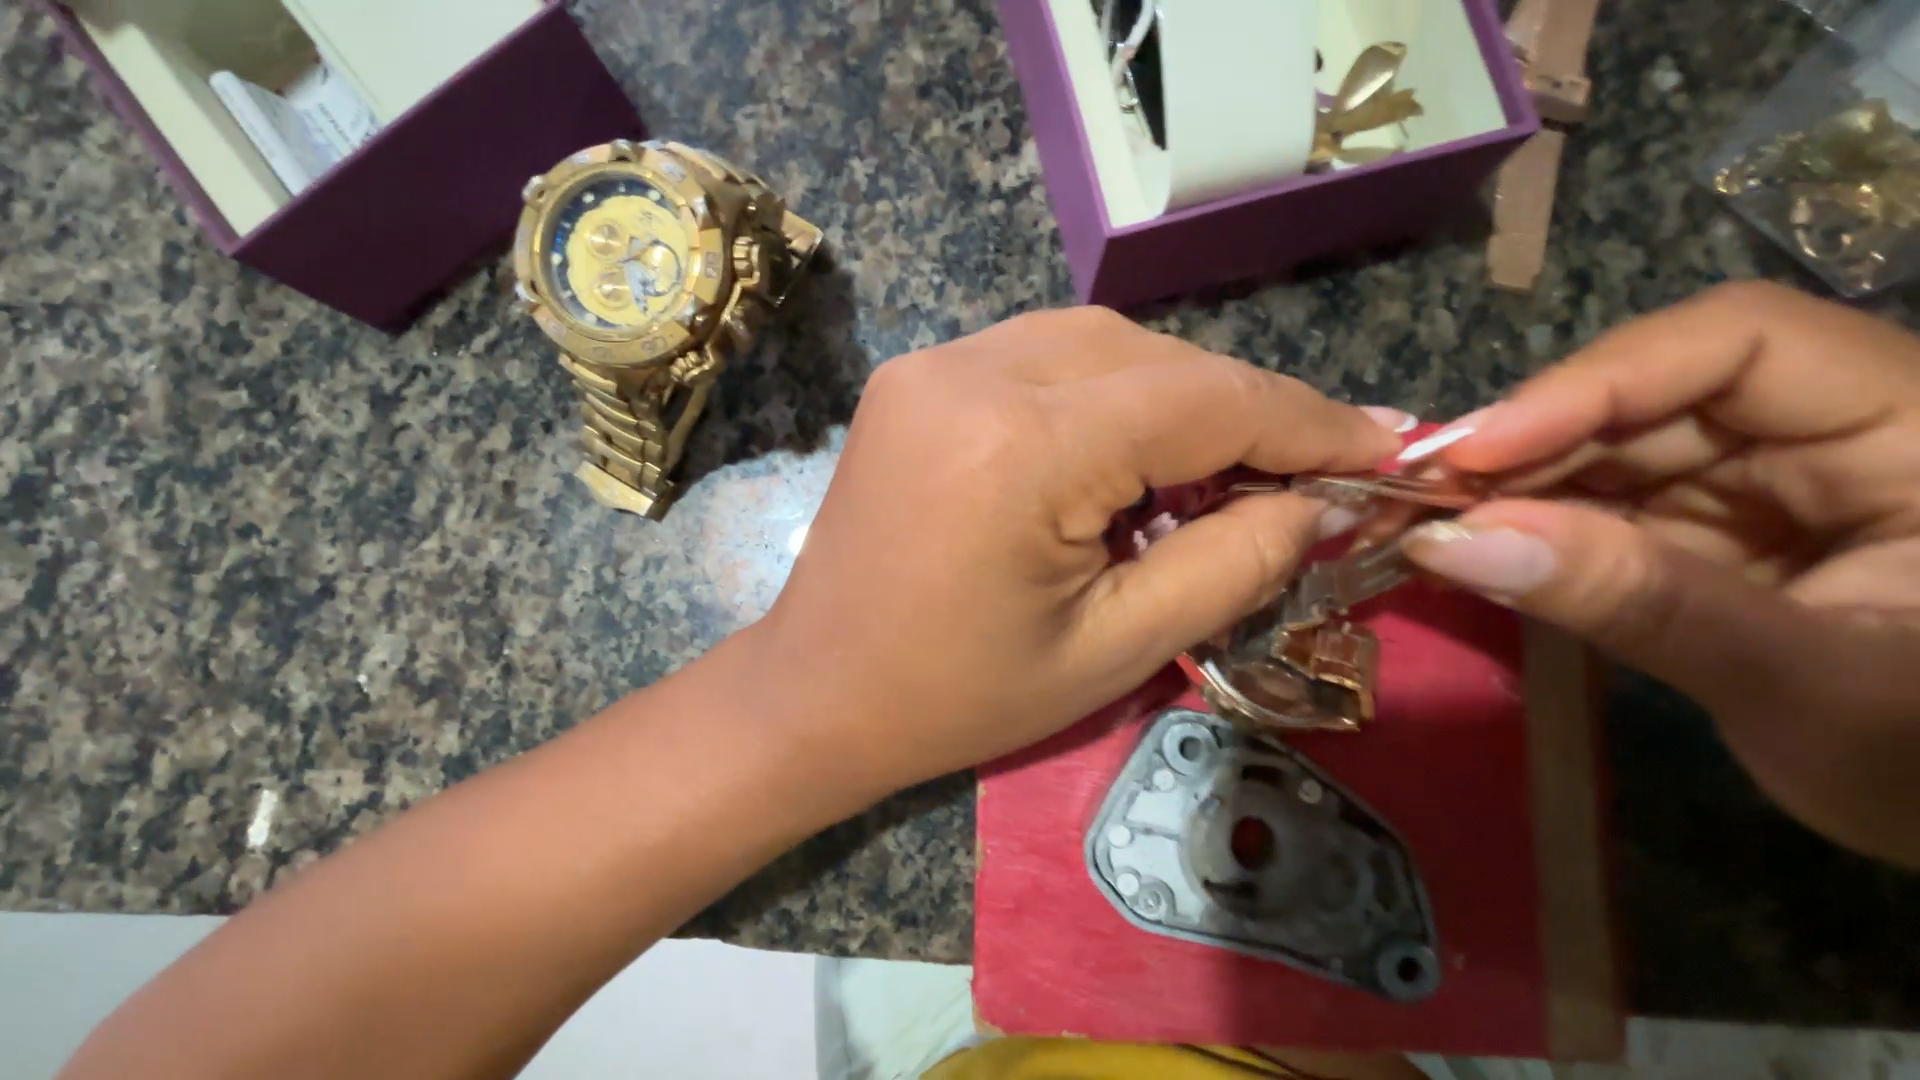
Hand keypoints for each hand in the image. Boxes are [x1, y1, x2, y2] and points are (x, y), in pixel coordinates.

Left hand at [736, 307, 1403, 796]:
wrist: (817, 694)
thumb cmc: (960, 697)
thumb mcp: (1115, 650)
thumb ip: (1234, 563)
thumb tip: (1322, 500)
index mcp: (1025, 447)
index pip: (1205, 400)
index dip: (1306, 421)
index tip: (1381, 448)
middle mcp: (975, 373)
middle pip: (1155, 358)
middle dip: (1237, 413)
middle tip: (1289, 480)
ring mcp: (934, 363)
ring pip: (1100, 344)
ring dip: (1171, 397)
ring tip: (1208, 475)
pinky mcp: (915, 375)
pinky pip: (1041, 357)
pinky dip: (1103, 393)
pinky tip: (1118, 455)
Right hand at [1399, 282, 1919, 865]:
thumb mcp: (1808, 691)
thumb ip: (1641, 602)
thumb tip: (1452, 542)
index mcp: (1919, 428)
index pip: (1740, 344)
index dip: (1596, 382)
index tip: (1476, 452)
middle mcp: (1831, 432)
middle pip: (1651, 396)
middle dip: (1526, 445)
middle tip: (1415, 499)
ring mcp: (1764, 483)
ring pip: (1610, 451)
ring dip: (1510, 489)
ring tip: (1422, 526)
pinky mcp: (1710, 530)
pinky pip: (1602, 508)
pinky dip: (1529, 531)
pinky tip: (1469, 550)